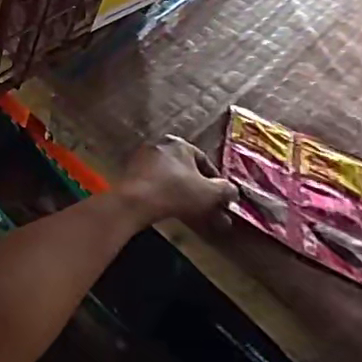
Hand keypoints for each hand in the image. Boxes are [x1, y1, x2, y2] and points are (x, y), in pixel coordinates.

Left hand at [112, 136, 237, 226]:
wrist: (134, 201)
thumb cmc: (176, 191)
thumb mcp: (211, 192)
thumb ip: (226, 190)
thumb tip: (232, 191)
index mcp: (176, 144)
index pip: (203, 160)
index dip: (217, 181)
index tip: (224, 197)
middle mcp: (156, 147)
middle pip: (186, 172)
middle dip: (202, 192)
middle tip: (214, 210)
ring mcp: (141, 161)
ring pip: (172, 181)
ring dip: (188, 199)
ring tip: (201, 218)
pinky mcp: (130, 176)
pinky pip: (157, 187)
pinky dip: (170, 199)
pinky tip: (180, 215)